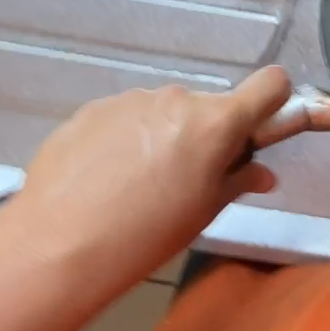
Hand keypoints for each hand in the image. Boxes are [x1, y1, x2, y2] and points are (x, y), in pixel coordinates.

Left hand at [0, 67, 289, 300]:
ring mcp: (131, 99)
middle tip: (184, 177)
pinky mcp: (92, 109)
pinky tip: (102, 178)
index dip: (273, 100)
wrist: (56, 247)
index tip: (258, 127)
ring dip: (162, 135)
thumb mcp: (204, 213)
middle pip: (208, 106)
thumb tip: (262, 174)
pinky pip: (123, 117)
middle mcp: (177, 98)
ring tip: (134, 183)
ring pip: (163, 111)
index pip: (270, 83)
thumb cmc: (146, 235)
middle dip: (204, 133)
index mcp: (216, 122)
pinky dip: (123, 139)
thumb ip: (238, 182)